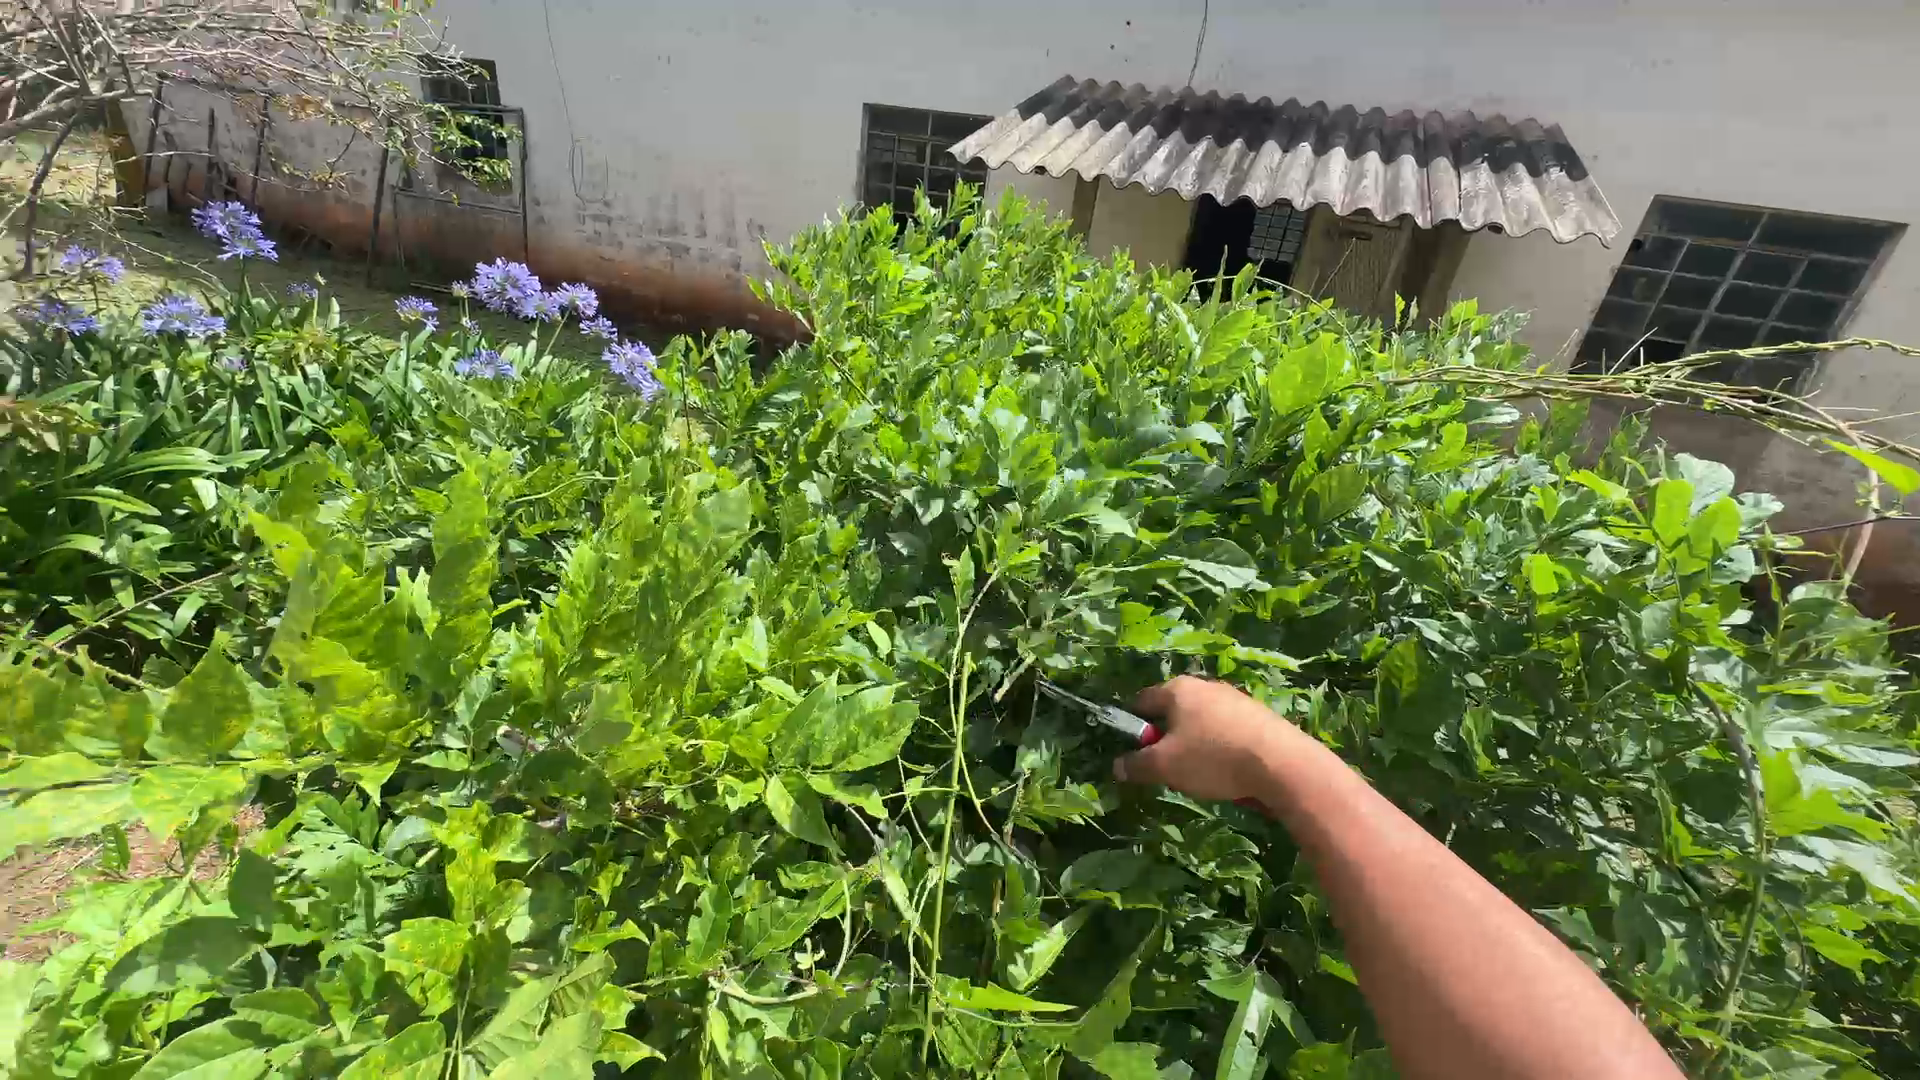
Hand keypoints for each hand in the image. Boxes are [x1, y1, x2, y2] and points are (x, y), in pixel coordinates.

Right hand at [1113, 676, 1297, 804]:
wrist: (1284, 765)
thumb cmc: (1213, 758)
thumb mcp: (1165, 767)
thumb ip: (1137, 765)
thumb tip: (1117, 766)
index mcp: (1177, 689)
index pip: (1141, 701)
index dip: (1133, 726)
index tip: (1135, 750)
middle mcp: (1205, 686)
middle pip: (1173, 710)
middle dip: (1166, 736)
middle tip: (1168, 766)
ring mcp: (1235, 699)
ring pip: (1202, 720)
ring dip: (1195, 743)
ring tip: (1202, 773)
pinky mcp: (1260, 716)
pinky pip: (1228, 730)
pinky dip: (1222, 747)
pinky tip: (1230, 771)